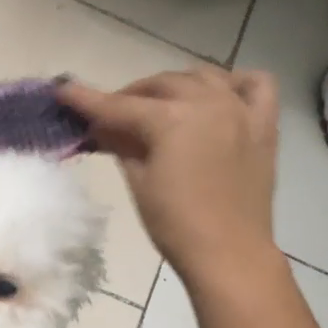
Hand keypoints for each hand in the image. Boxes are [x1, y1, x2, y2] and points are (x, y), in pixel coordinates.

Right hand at [57, 68, 280, 282]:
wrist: (228, 250)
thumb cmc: (174, 223)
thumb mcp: (138, 182)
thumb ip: (122, 145)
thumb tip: (102, 127)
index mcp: (173, 119)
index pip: (120, 106)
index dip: (88, 100)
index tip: (63, 91)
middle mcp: (209, 102)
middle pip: (162, 85)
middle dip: (131, 94)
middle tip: (109, 114)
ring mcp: (241, 109)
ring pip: (203, 77)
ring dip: (174, 85)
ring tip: (156, 104)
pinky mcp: (263, 123)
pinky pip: (253, 84)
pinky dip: (232, 82)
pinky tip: (216, 95)